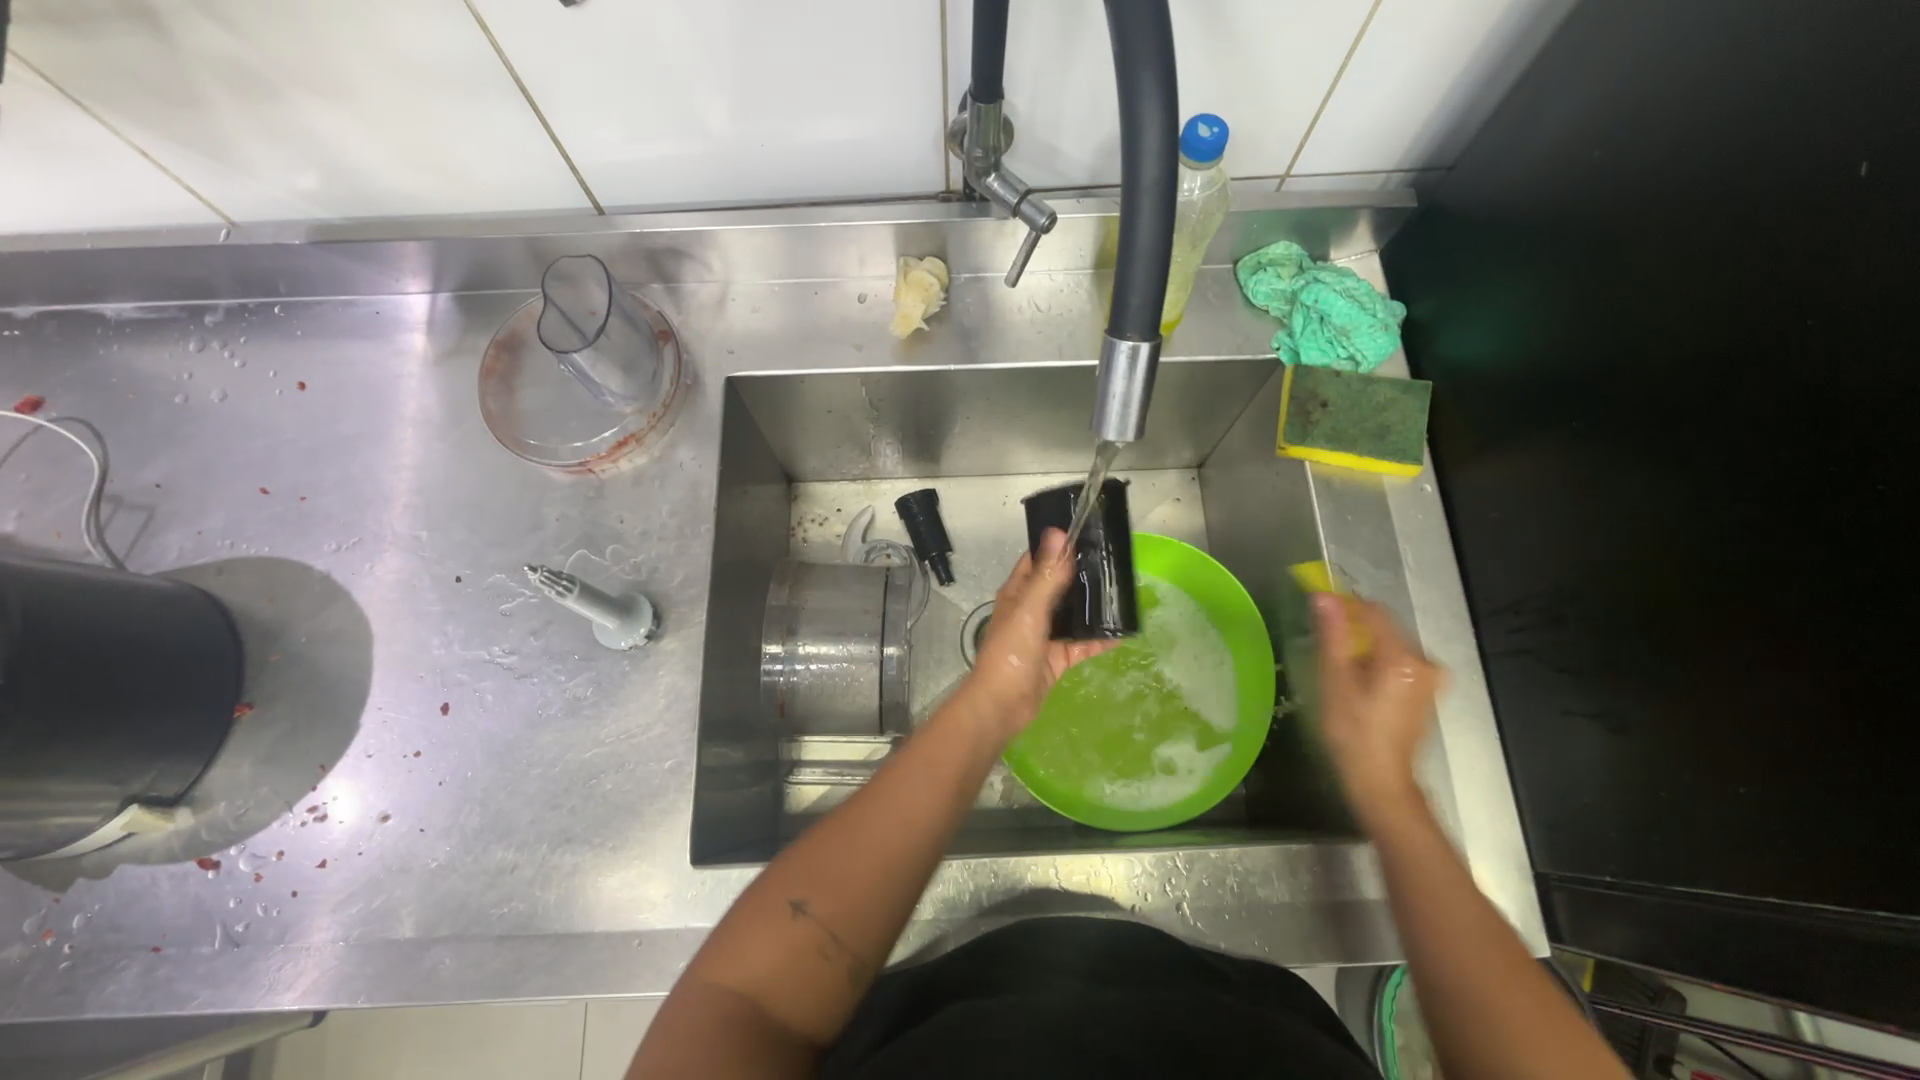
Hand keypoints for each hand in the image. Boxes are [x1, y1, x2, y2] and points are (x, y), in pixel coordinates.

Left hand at [958, 529, 1117, 744]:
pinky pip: (1082, 644)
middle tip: (1114, 561)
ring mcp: (1045, 635)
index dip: (1058, 547)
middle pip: (1058, 586)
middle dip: (1082, 575)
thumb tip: (1058, 533)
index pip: (1037, 561)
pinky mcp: (1057, 658)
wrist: (1003, 704)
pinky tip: (1124, 631)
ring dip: (1093, 606)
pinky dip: (1100, 638)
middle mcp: (1030, 610)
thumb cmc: (1011, 652)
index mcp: (1017, 594)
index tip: (1087, 533)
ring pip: (1073, 615)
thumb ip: (1047, 574)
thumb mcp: (1029, 608)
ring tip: (1123, 591)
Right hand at [1313, 594, 1444, 826]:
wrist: (1380, 779)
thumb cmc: (1351, 732)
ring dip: (1367, 650)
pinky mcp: (1429, 691)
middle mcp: (1425, 662)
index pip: (1373, 611)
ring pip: (1392, 646)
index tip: (1321, 611)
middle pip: (1384, 629)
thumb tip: (1323, 596)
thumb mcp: (1334, 681)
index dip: (1346, 606)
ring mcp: (1432, 678)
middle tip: (1329, 654)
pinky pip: (1401, 663)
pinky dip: (1380, 665)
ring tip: (1343, 674)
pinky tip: (1363, 688)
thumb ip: (1332, 635)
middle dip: (1356, 633)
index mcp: (1401, 657)